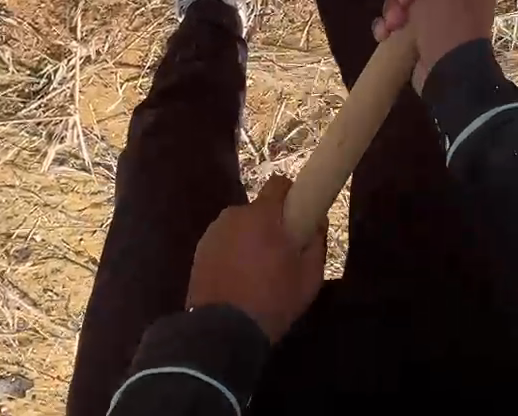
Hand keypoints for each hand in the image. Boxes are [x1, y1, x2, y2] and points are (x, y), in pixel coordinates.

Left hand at [185, 175, 324, 342]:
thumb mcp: (309, 278)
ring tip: (255, 271)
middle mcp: (234, 215)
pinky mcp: (199, 252)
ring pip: (239, 227)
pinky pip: (223, 242)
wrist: (221, 334)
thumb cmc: (271, 301)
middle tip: (279, 252)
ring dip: (249, 238)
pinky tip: (237, 279)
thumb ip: (317, 243)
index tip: (298, 213)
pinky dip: (231, 253)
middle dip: (269, 224)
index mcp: (262, 215)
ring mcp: (213, 233)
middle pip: (258, 209)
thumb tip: (318, 221)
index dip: (290, 194)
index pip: (278, 184)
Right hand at [372, 0, 495, 90]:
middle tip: (403, 0)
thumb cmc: (449, 22)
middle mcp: (460, 2)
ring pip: (408, 4)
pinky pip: (401, 26)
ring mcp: (441, 23)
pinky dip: (390, 28)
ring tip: (393, 23)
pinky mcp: (423, 42)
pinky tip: (385, 34)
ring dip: (394, 10)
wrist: (450, 74)